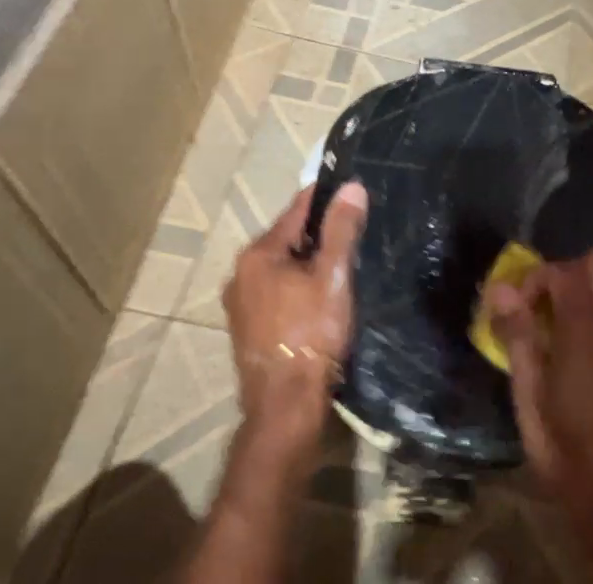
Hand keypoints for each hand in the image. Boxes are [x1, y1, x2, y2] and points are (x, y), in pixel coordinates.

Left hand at [222, 181, 366, 449]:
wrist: (285, 404)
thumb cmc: (312, 334)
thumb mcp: (333, 278)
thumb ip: (342, 230)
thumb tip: (352, 187)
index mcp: (258, 254)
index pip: (296, 211)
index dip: (324, 198)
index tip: (350, 189)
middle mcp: (240, 273)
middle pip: (286, 239)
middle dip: (317, 233)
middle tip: (353, 230)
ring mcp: (239, 303)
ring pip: (280, 268)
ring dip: (305, 263)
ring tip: (340, 264)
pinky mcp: (246, 328)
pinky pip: (274, 293)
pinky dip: (295, 287)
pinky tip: (317, 298)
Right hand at [487, 250, 592, 506]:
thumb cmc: (559, 440)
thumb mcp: (527, 390)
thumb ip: (517, 334)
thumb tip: (500, 288)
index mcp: (579, 327)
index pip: (561, 272)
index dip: (534, 279)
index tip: (516, 308)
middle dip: (567, 272)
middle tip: (544, 305)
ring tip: (574, 314)